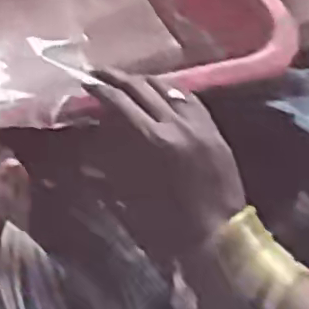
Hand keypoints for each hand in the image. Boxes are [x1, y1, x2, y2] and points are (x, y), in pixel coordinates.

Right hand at [87, 70, 245, 259]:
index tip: (84, 82)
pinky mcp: (215, 131)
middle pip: (140, 87)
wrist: (223, 236)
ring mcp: (199, 125)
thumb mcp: (131, 185)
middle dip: (115, 76)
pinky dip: (170, 90)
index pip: (119, 100)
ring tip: (128, 81)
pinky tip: (160, 91)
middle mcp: (177, 125)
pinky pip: (189, 98)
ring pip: (166, 86)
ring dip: (142, 80)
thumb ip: (109, 153)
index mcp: (154, 139)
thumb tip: (90, 129)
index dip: (99, 88)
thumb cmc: (170, 218)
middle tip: (98, 72)